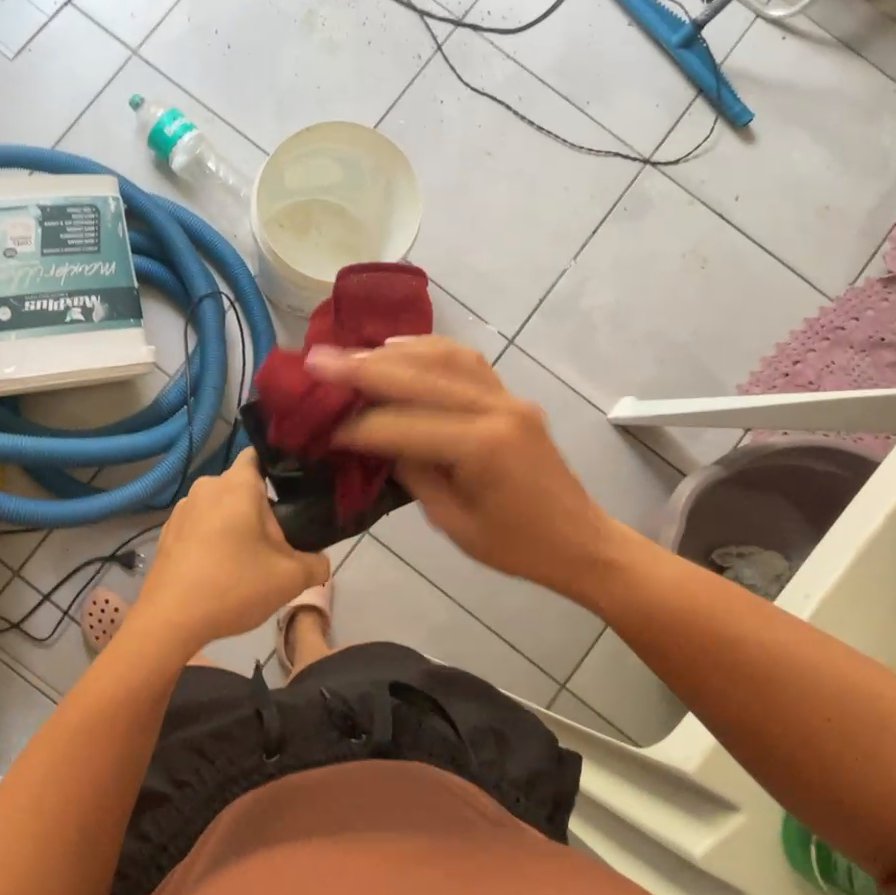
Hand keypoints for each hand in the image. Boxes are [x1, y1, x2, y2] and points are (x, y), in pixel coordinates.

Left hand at [129, 450, 329, 655]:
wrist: (171, 618)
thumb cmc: (234, 585)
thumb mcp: (290, 579)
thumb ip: (316, 564)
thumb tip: (320, 563)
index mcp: (237, 484)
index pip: (259, 456)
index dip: (279, 469)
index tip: (294, 493)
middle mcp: (206, 486)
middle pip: (242, 488)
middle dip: (261, 510)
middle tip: (278, 543)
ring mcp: (182, 510)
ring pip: (220, 509)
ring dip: (235, 527)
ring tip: (247, 562)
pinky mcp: (167, 533)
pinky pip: (199, 527)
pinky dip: (212, 541)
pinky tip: (219, 571)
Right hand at [311, 337, 624, 600]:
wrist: (579, 541)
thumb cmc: (515, 546)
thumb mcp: (452, 521)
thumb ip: (413, 472)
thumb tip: (373, 439)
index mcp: (481, 446)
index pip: (401, 425)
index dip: (356, 427)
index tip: (319, 428)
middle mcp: (496, 408)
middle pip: (418, 376)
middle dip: (360, 369)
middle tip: (316, 360)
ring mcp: (508, 396)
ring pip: (442, 357)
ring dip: (391, 352)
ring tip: (348, 353)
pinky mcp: (511, 396)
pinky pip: (465, 360)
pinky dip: (427, 349)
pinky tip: (396, 348)